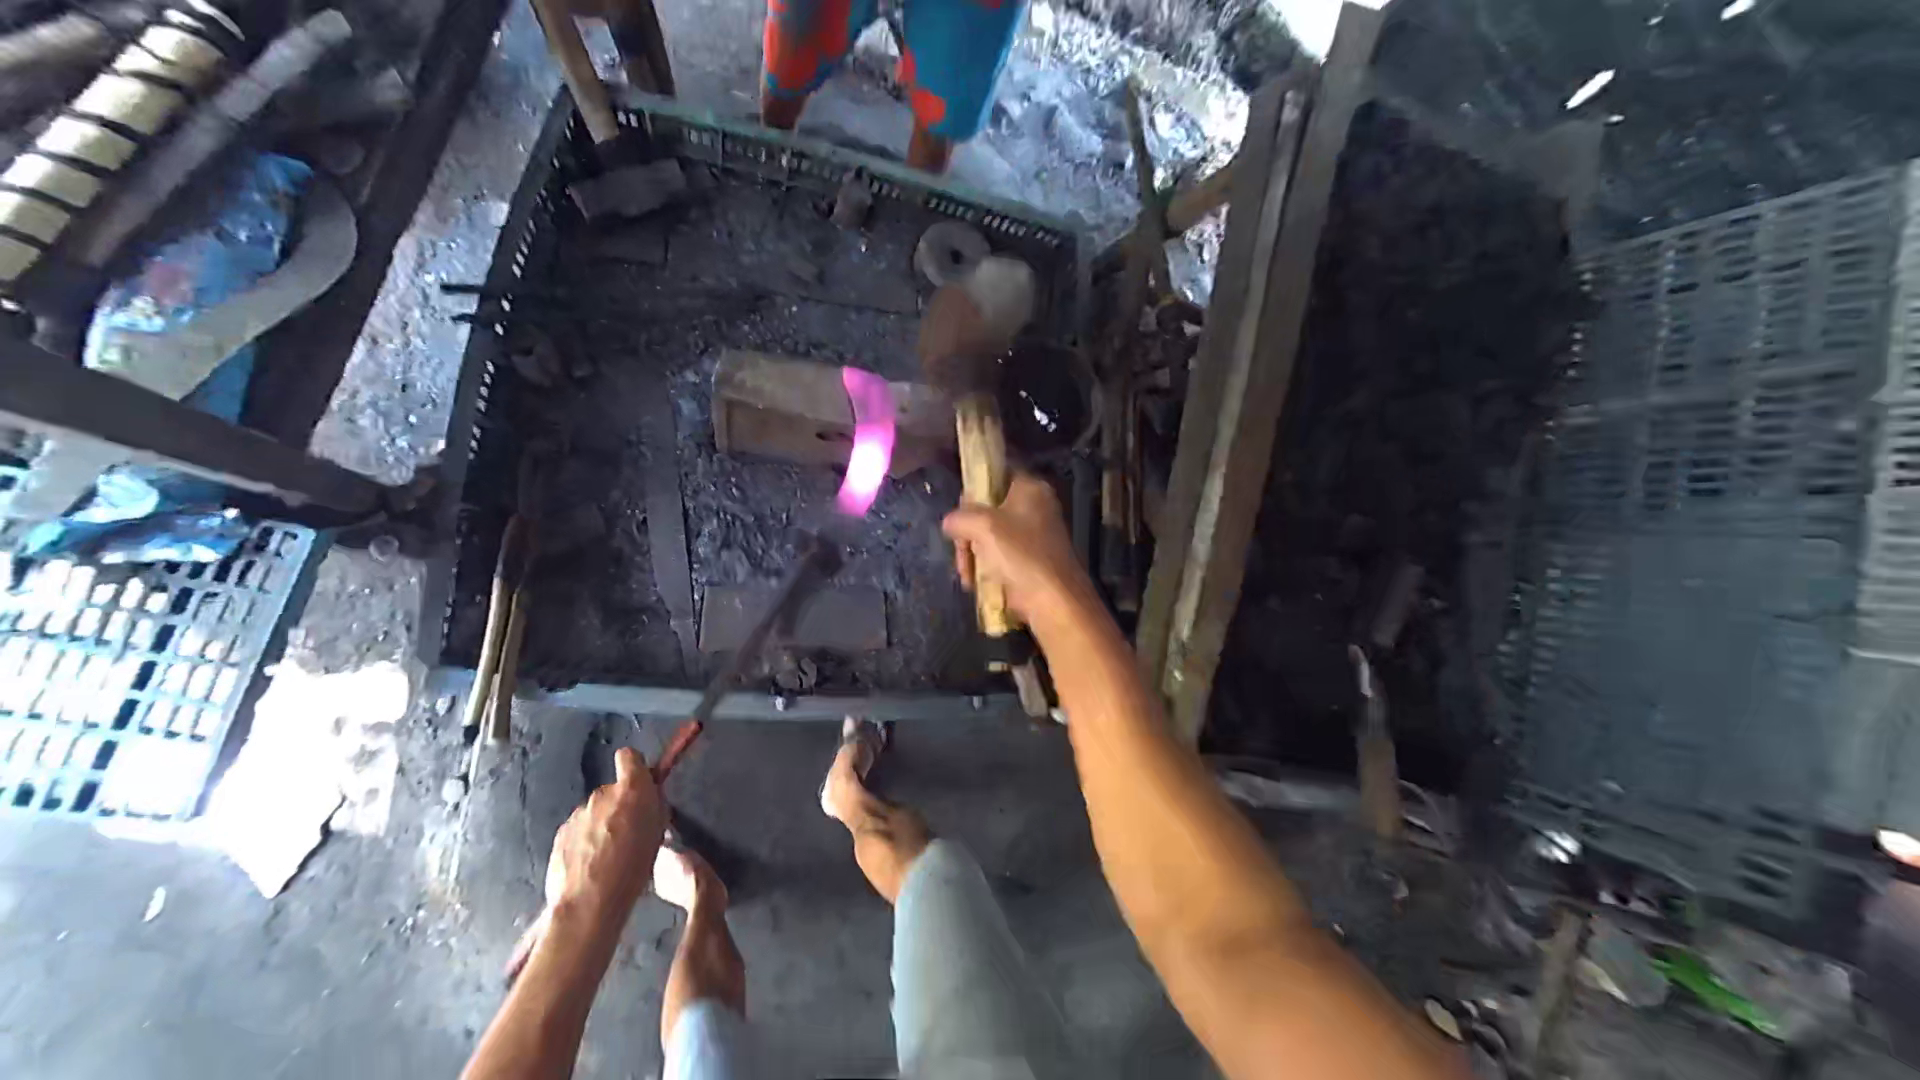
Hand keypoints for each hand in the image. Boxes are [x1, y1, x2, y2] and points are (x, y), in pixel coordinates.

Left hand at [543, 746, 666, 923]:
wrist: (589, 902)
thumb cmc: (634, 865)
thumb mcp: (659, 831)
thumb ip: (654, 806)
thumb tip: (648, 800)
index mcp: (631, 788)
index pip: (629, 756)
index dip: (635, 767)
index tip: (641, 785)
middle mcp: (601, 794)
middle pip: (612, 790)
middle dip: (620, 806)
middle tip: (628, 833)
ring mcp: (577, 814)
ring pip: (594, 812)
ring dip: (601, 825)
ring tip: (607, 856)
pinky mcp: (559, 835)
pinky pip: (578, 831)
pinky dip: (584, 842)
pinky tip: (589, 866)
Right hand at [941, 473, 1091, 623]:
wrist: (1054, 600)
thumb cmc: (1021, 555)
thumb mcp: (983, 526)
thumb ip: (960, 517)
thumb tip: (950, 522)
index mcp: (1030, 489)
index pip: (995, 475)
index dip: (973, 492)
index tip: (959, 514)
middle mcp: (1035, 507)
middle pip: (988, 509)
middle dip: (969, 533)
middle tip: (963, 552)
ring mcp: (1034, 535)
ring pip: (990, 536)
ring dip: (973, 554)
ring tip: (968, 575)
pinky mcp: (1031, 561)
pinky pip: (1000, 556)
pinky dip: (986, 567)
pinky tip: (977, 583)